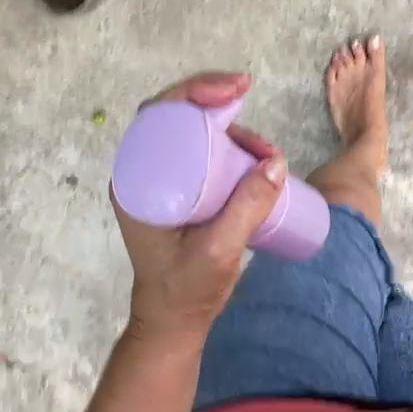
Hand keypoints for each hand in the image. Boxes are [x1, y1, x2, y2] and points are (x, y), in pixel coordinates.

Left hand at [112, 71, 286, 339]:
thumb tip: (276, 162)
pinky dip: (231, 148)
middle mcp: (143, 175)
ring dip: (232, 132)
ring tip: (269, 154)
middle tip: (252, 101)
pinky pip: (203, 156)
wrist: (174, 323)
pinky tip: (257, 158)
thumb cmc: (186, 290)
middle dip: (217, 103)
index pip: (158, 115)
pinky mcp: (180, 195)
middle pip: (177, 119)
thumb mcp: (219, 250)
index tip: (236, 88)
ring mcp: (161, 184)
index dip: (194, 90)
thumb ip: (246, 208)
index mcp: (137, 182)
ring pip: (194, 136)